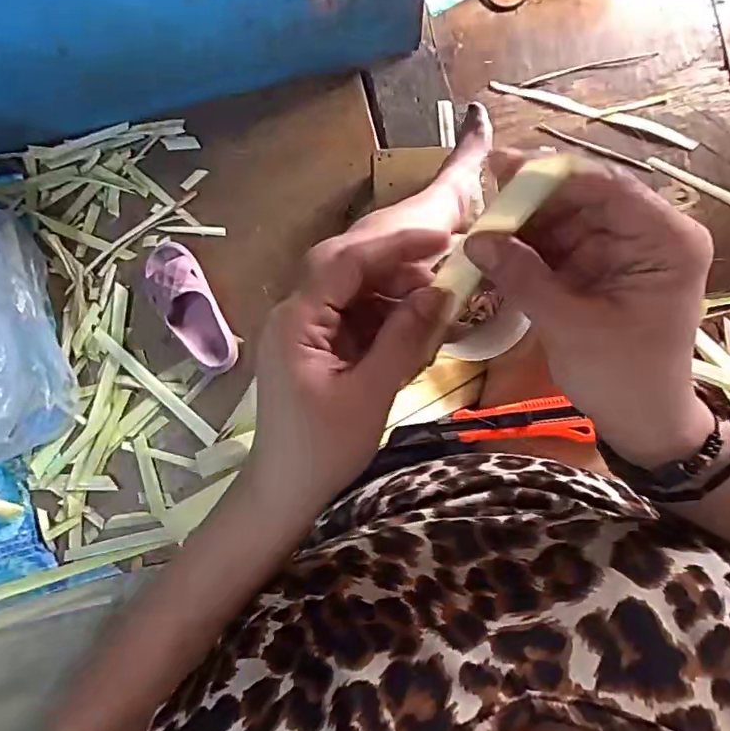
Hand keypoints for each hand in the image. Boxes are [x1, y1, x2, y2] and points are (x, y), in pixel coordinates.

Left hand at [247, 228, 452, 510]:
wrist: (285, 492)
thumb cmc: (322, 451)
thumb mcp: (370, 395)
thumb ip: (404, 339)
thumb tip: (441, 292)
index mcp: (295, 321)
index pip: (345, 262)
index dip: (396, 245)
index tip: (443, 238)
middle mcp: (292, 315)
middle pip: (345, 269)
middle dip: (395, 265)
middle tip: (444, 268)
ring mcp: (300, 331)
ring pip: (350, 292)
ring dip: (392, 292)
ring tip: (435, 302)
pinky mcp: (313, 348)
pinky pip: (351, 318)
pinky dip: (382, 318)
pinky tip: (412, 327)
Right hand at [463, 151, 713, 465]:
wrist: (640, 420)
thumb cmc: (623, 376)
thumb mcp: (571, 326)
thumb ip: (525, 278)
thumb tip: (476, 240)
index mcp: (665, 240)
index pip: (607, 189)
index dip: (551, 176)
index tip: (501, 168)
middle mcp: (646, 234)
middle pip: (582, 198)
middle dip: (530, 201)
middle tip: (481, 199)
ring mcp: (619, 250)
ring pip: (563, 220)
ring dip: (522, 225)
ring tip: (479, 228)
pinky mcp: (596, 269)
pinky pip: (555, 247)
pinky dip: (525, 250)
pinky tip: (493, 250)